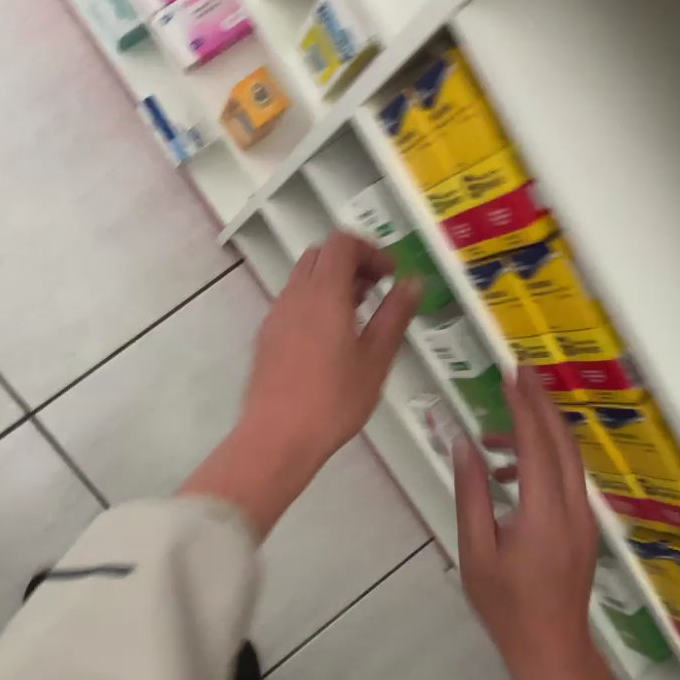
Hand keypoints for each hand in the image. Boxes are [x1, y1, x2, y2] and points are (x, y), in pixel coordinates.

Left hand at [243, 231, 419, 466]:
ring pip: (303, 281)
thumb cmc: (333, 400)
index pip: (342, 243)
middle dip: (351, 264)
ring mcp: (275, 317)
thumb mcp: (376, 359)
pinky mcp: (266, 340)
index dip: (370, 250)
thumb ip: (395, 315)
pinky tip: (330, 343)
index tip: (390, 276)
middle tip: (376, 293)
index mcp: (324, 293)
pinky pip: (291, 306)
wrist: (277, 437)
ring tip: (357, 320)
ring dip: (331, 286)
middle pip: (320, 256)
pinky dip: (314, 306)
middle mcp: (294, 296)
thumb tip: (413, 282)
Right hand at [454, 370, 626, 679]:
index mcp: (544, 513)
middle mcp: (572, 508)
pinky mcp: (583, 528)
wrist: (551, 647)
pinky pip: (566, 480)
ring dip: (540, 434)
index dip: (524, 406)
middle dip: (541, 404)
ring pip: (568, 459)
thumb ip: (471, 494)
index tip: (511, 375)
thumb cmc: (505, 606)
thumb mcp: (476, 551)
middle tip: (519, 374)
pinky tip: (509, 473)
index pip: (537, 444)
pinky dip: (543, 461)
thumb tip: (463, 446)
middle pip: (562, 442)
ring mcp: (583, 518)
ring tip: (494, 435)